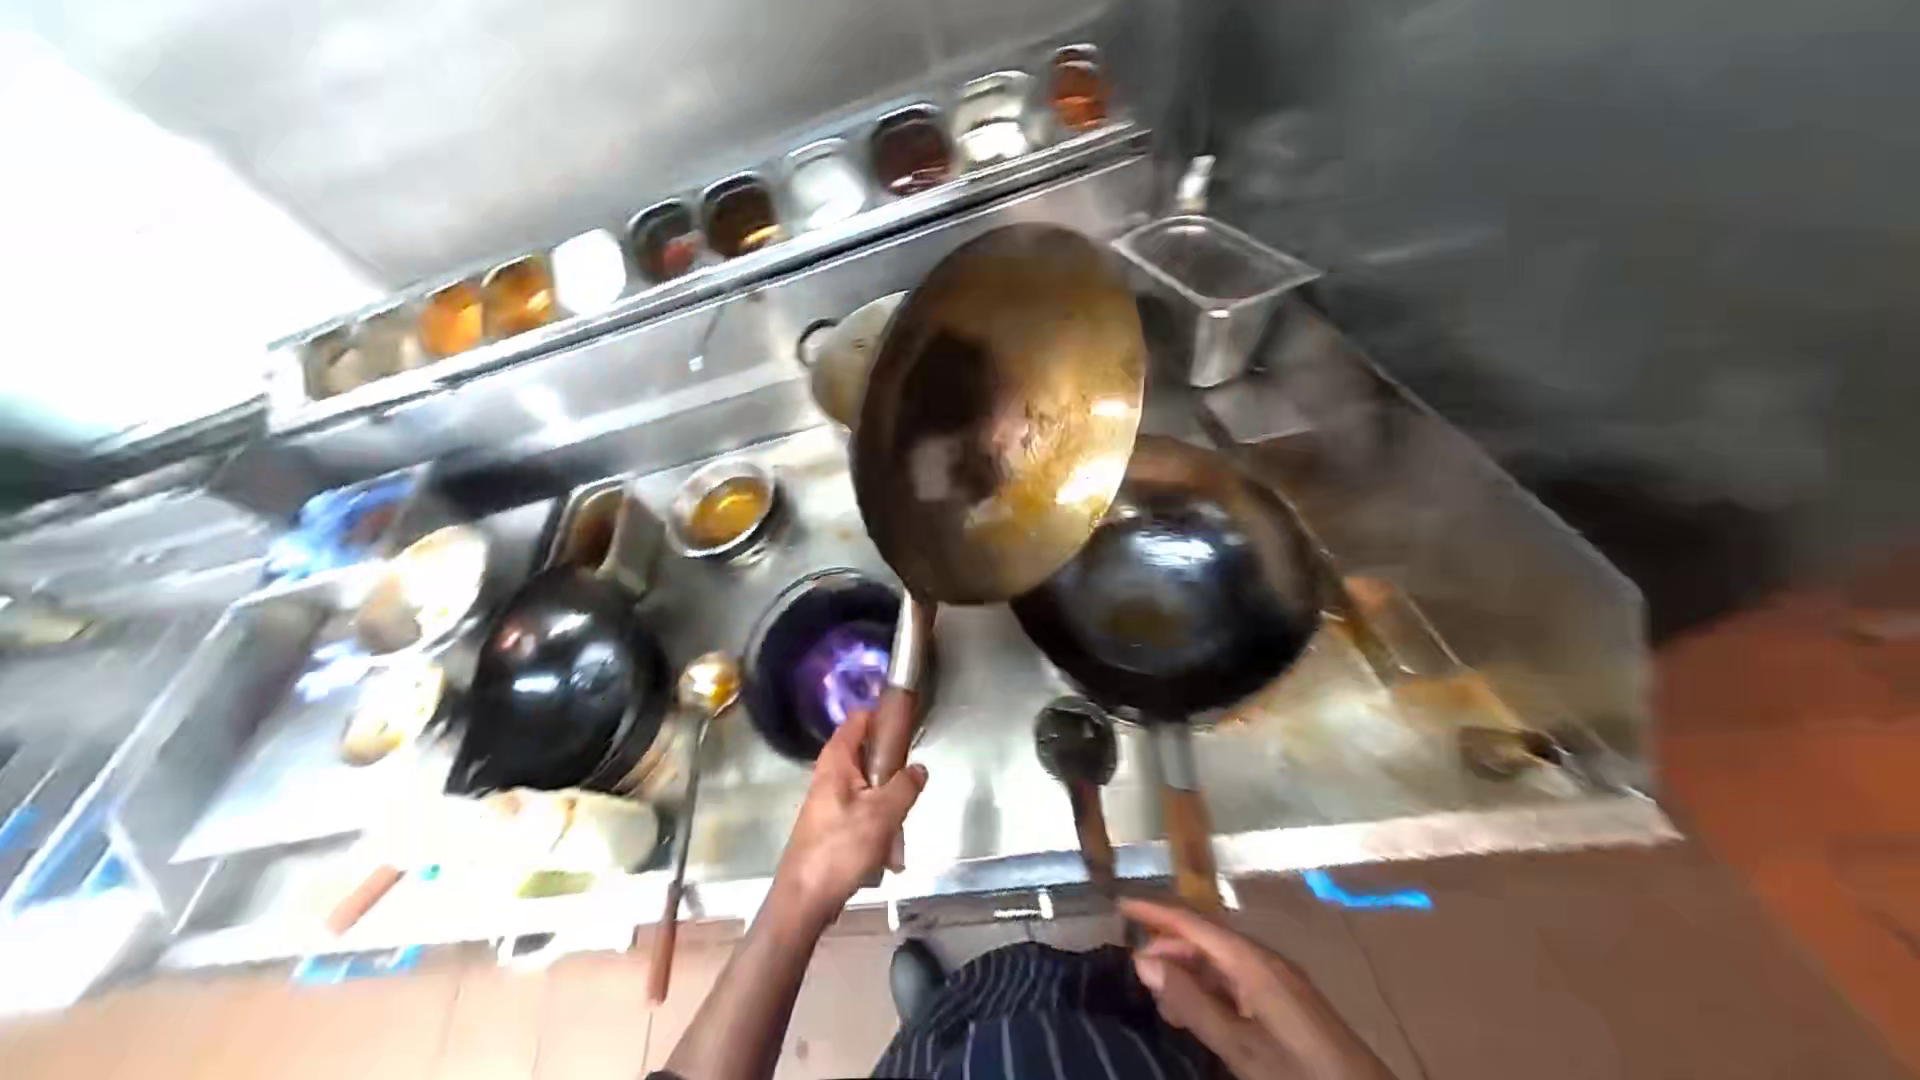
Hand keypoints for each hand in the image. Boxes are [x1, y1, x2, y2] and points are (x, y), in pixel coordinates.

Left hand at [771, 708, 927, 924]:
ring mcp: (830, 800)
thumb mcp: (883, 813)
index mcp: (836, 760)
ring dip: (889, 804)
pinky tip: (887, 851)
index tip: (909, 725)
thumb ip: (906, 785)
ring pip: (870, 786)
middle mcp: (830, 773)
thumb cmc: (840, 848)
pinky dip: (878, 824)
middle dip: (893, 769)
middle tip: (910, 786)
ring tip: (898, 829)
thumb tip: (919, 767)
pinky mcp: (833, 824)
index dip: (883, 715)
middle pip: (869, 753)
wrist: (803, 900)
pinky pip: (863, 811)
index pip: (859, 718)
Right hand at [1122, 897, 1395, 1079]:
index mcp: (1254, 962)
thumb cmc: (1302, 1078)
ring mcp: (1280, 983)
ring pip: (1221, 961)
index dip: (1155, 910)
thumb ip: (1192, 1003)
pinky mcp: (1290, 1006)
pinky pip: (1238, 981)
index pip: (1193, 921)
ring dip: (1189, 972)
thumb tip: (1144, 960)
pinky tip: (1201, 1016)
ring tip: (1165, 1003)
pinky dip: (1211, 990)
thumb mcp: (1242, 1050)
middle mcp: (1266, 961)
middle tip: (1138, 973)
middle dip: (1169, 947)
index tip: (1120, 905)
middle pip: (1206, 938)